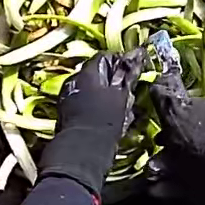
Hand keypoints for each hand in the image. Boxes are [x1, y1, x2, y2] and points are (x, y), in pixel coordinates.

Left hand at [35, 50, 141, 195]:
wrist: (82, 151)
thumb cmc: (105, 121)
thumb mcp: (121, 96)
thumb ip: (128, 74)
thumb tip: (138, 53)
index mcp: (88, 73)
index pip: (105, 57)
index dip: (120, 62)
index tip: (132, 73)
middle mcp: (74, 80)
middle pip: (96, 72)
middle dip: (111, 79)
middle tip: (127, 91)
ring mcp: (67, 97)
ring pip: (90, 88)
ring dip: (103, 93)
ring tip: (118, 107)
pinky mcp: (65, 113)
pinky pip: (84, 102)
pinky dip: (95, 105)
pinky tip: (105, 117)